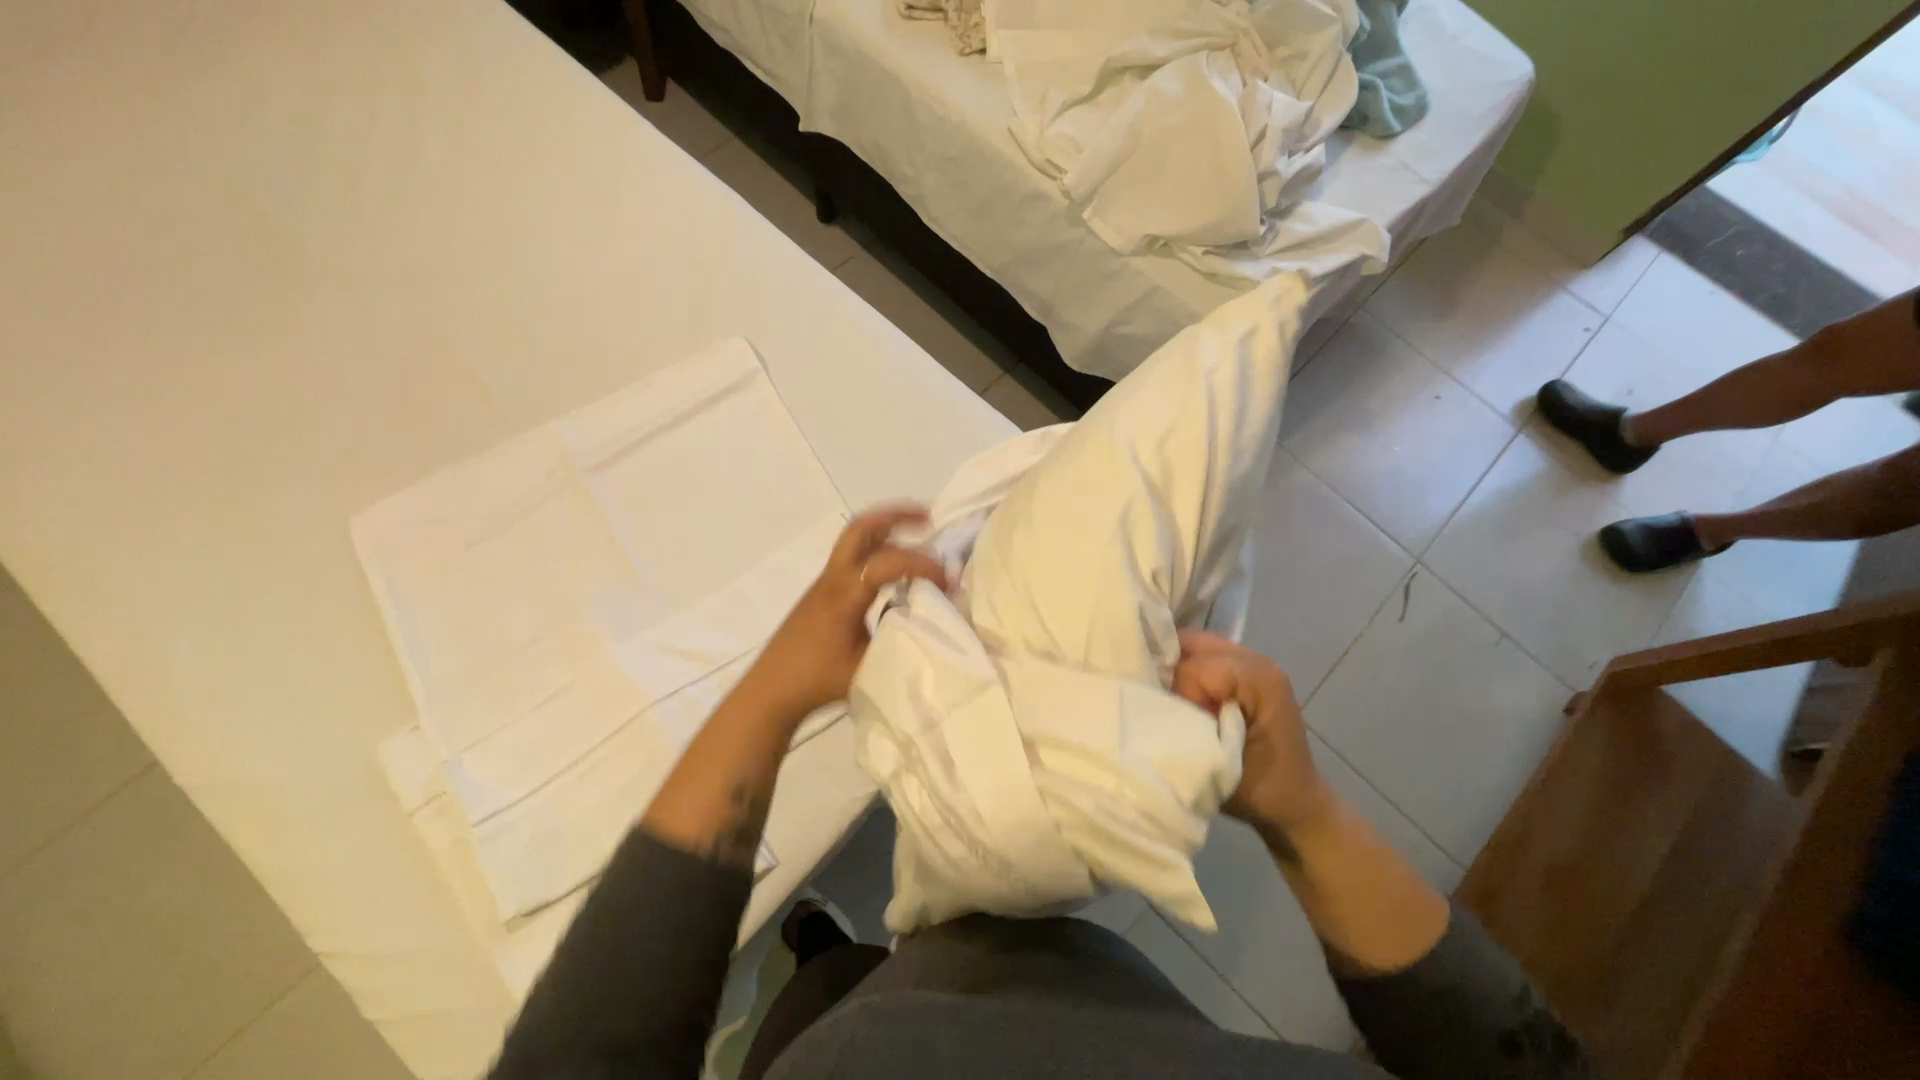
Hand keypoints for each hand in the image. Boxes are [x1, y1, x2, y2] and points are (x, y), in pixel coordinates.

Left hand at [742, 504, 949, 718]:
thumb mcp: (868, 667)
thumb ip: (900, 641)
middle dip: (897, 516)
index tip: (948, 583)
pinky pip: (852, 558)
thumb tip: (932, 623)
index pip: (888, 562)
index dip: (922, 566)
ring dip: (887, 530)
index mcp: (844, 595)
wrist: (771, 690)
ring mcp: (825, 583)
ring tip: (919, 535)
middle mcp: (833, 579)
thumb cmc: (818, 681)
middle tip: (929, 519)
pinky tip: (896, 571)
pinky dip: (878, 551)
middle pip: (862, 528)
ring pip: (855, 539)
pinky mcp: (822, 592)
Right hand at [1172, 630, 1336, 840]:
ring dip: (1174, 671)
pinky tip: (1176, 697)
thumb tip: (1153, 711)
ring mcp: (1251, 664)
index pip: (1196, 667)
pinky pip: (1202, 658)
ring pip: (1194, 647)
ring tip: (1164, 700)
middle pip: (1193, 644)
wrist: (1295, 802)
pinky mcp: (1242, 674)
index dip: (1179, 692)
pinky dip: (1183, 673)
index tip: (1180, 724)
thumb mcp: (1223, 767)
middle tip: (1157, 702)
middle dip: (1169, 670)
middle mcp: (1257, 662)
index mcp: (1260, 681)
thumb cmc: (1263, 790)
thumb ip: (1192, 732)